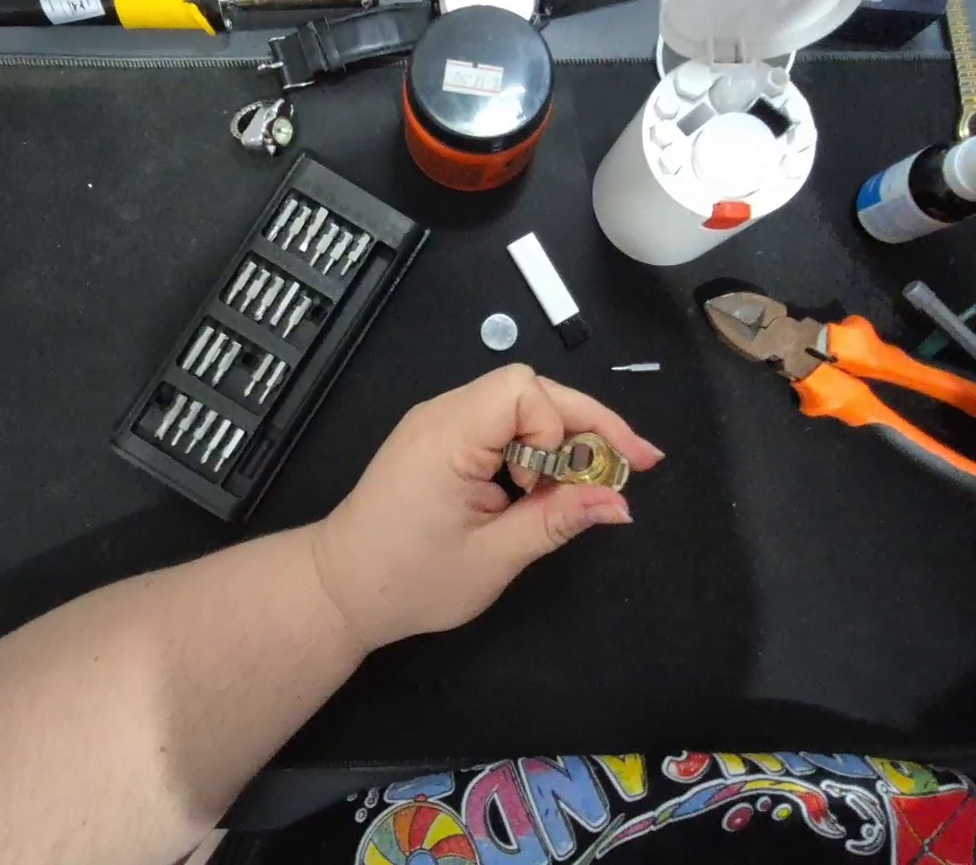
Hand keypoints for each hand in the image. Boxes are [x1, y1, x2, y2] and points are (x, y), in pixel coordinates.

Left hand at [309, 364, 662, 651]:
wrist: (341, 587)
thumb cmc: (411, 580)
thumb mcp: (494, 558)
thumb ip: (558, 521)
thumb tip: (621, 502)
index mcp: (449, 434)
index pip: (523, 389)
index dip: (557, 427)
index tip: (553, 483)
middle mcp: (442, 412)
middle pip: (529, 387)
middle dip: (585, 423)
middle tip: (635, 464)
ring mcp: (438, 420)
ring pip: (518, 402)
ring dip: (562, 435)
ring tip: (590, 480)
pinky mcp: (438, 436)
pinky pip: (498, 422)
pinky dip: (533, 446)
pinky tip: (546, 481)